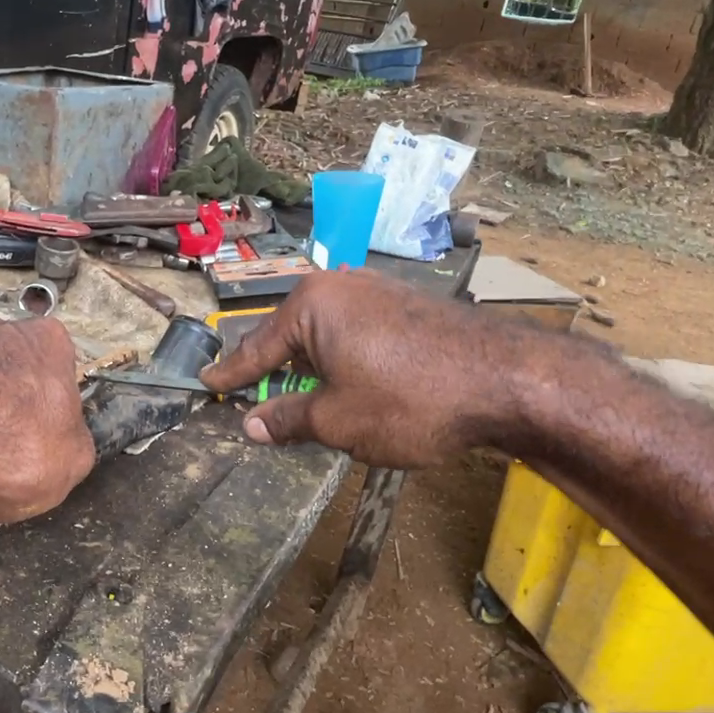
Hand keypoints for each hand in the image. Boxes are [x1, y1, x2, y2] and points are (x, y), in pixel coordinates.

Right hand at [199, 271, 534, 467]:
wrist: (509, 380)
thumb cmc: (410, 400)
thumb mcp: (338, 420)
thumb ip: (288, 419)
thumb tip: (250, 425)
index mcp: (311, 306)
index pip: (256, 347)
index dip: (231, 374)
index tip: (205, 382)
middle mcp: (339, 287)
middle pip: (290, 336)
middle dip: (272, 369)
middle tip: (248, 394)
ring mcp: (377, 291)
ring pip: (325, 334)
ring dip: (310, 366)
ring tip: (298, 394)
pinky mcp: (407, 305)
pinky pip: (355, 332)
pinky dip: (342, 358)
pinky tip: (349, 382)